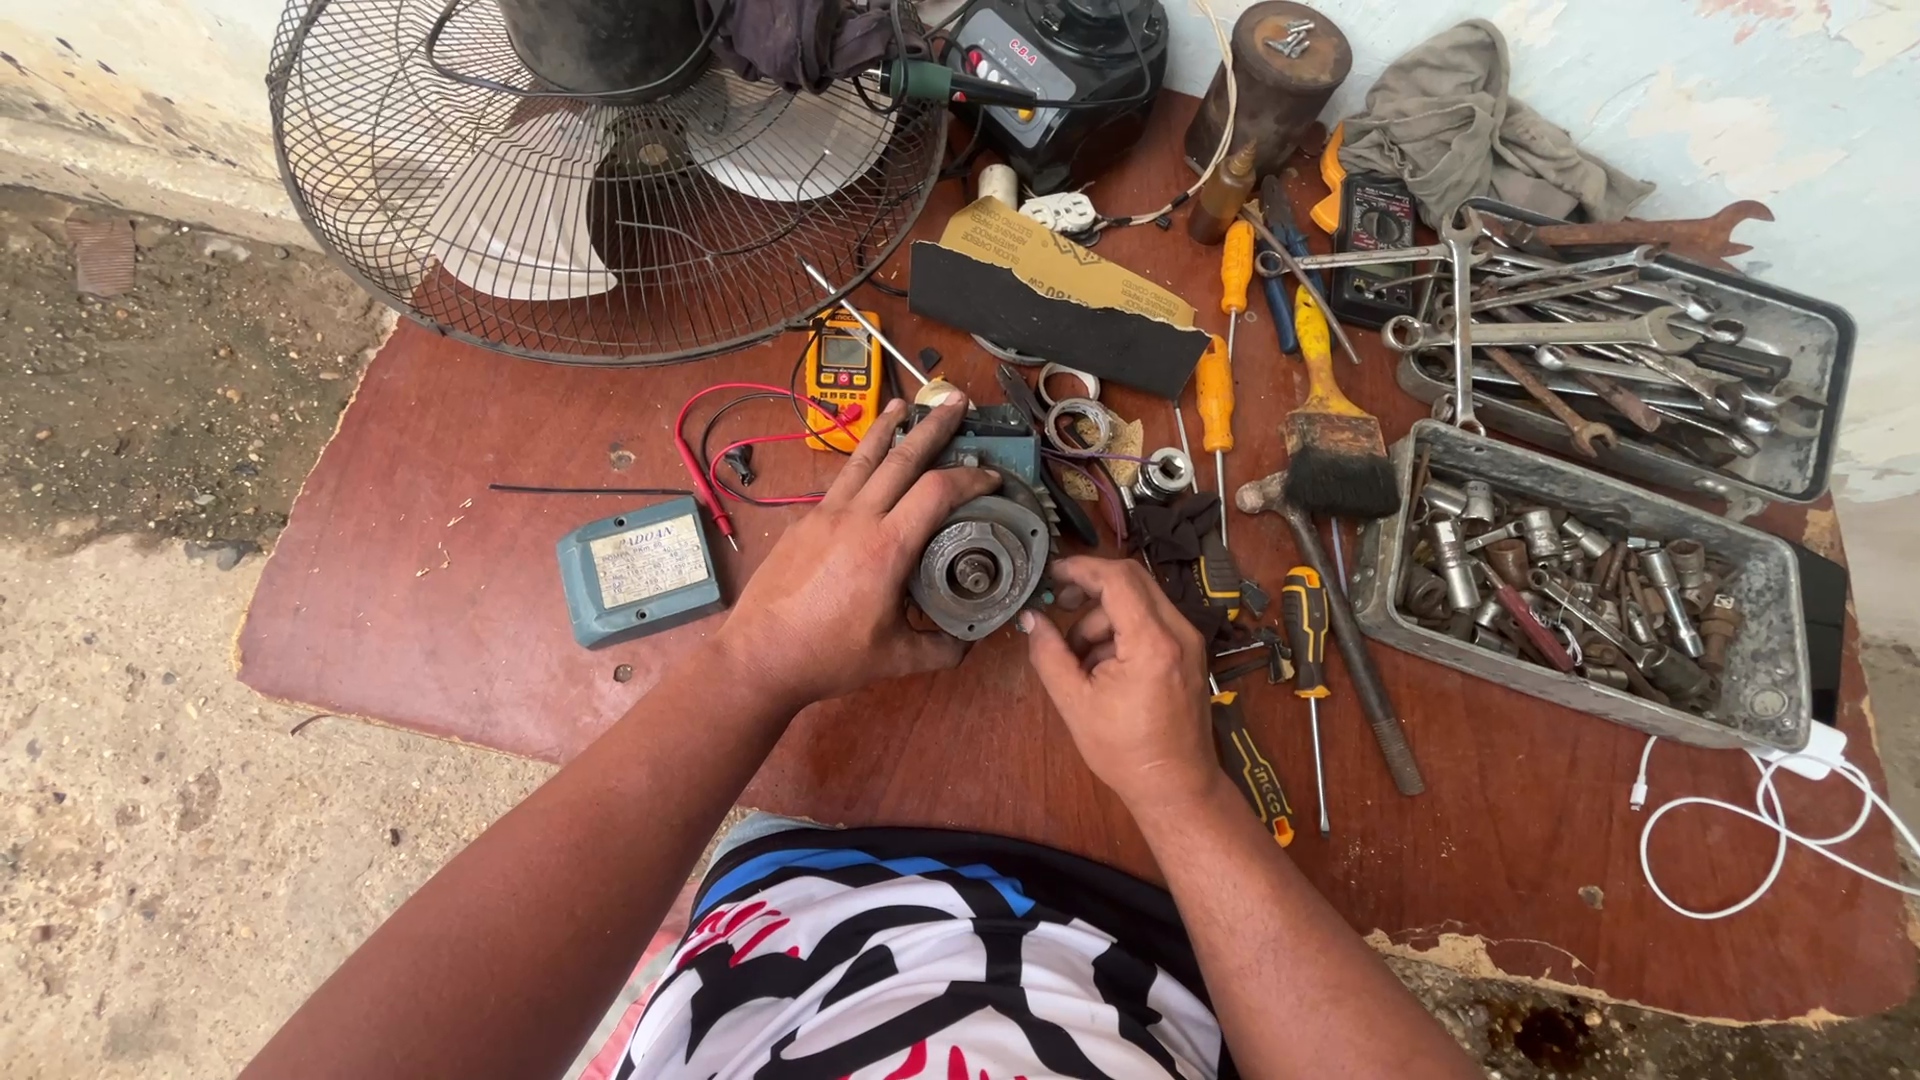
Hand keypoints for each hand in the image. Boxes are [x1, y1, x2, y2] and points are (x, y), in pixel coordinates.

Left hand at [712, 394, 999, 707]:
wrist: (758, 656)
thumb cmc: (828, 657)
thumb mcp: (896, 659)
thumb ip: (941, 648)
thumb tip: (969, 642)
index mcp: (886, 547)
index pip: (938, 492)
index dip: (971, 478)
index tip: (991, 477)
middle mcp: (856, 519)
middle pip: (902, 457)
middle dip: (934, 426)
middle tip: (956, 402)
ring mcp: (824, 515)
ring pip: (863, 459)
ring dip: (887, 428)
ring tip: (903, 404)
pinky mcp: (802, 522)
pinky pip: (839, 482)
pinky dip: (861, 464)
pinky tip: (867, 467)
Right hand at [1021, 557, 1218, 811]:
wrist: (1175, 785)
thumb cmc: (1124, 751)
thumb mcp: (1074, 703)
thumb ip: (1049, 654)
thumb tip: (1031, 618)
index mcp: (1152, 643)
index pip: (1118, 579)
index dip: (1081, 569)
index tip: (1052, 576)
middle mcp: (1178, 632)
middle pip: (1132, 579)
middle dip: (1091, 586)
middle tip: (1061, 605)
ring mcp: (1188, 640)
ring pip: (1140, 599)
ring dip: (1103, 615)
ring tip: (1079, 658)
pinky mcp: (1187, 651)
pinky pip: (1150, 619)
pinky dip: (1120, 629)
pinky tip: (1102, 665)